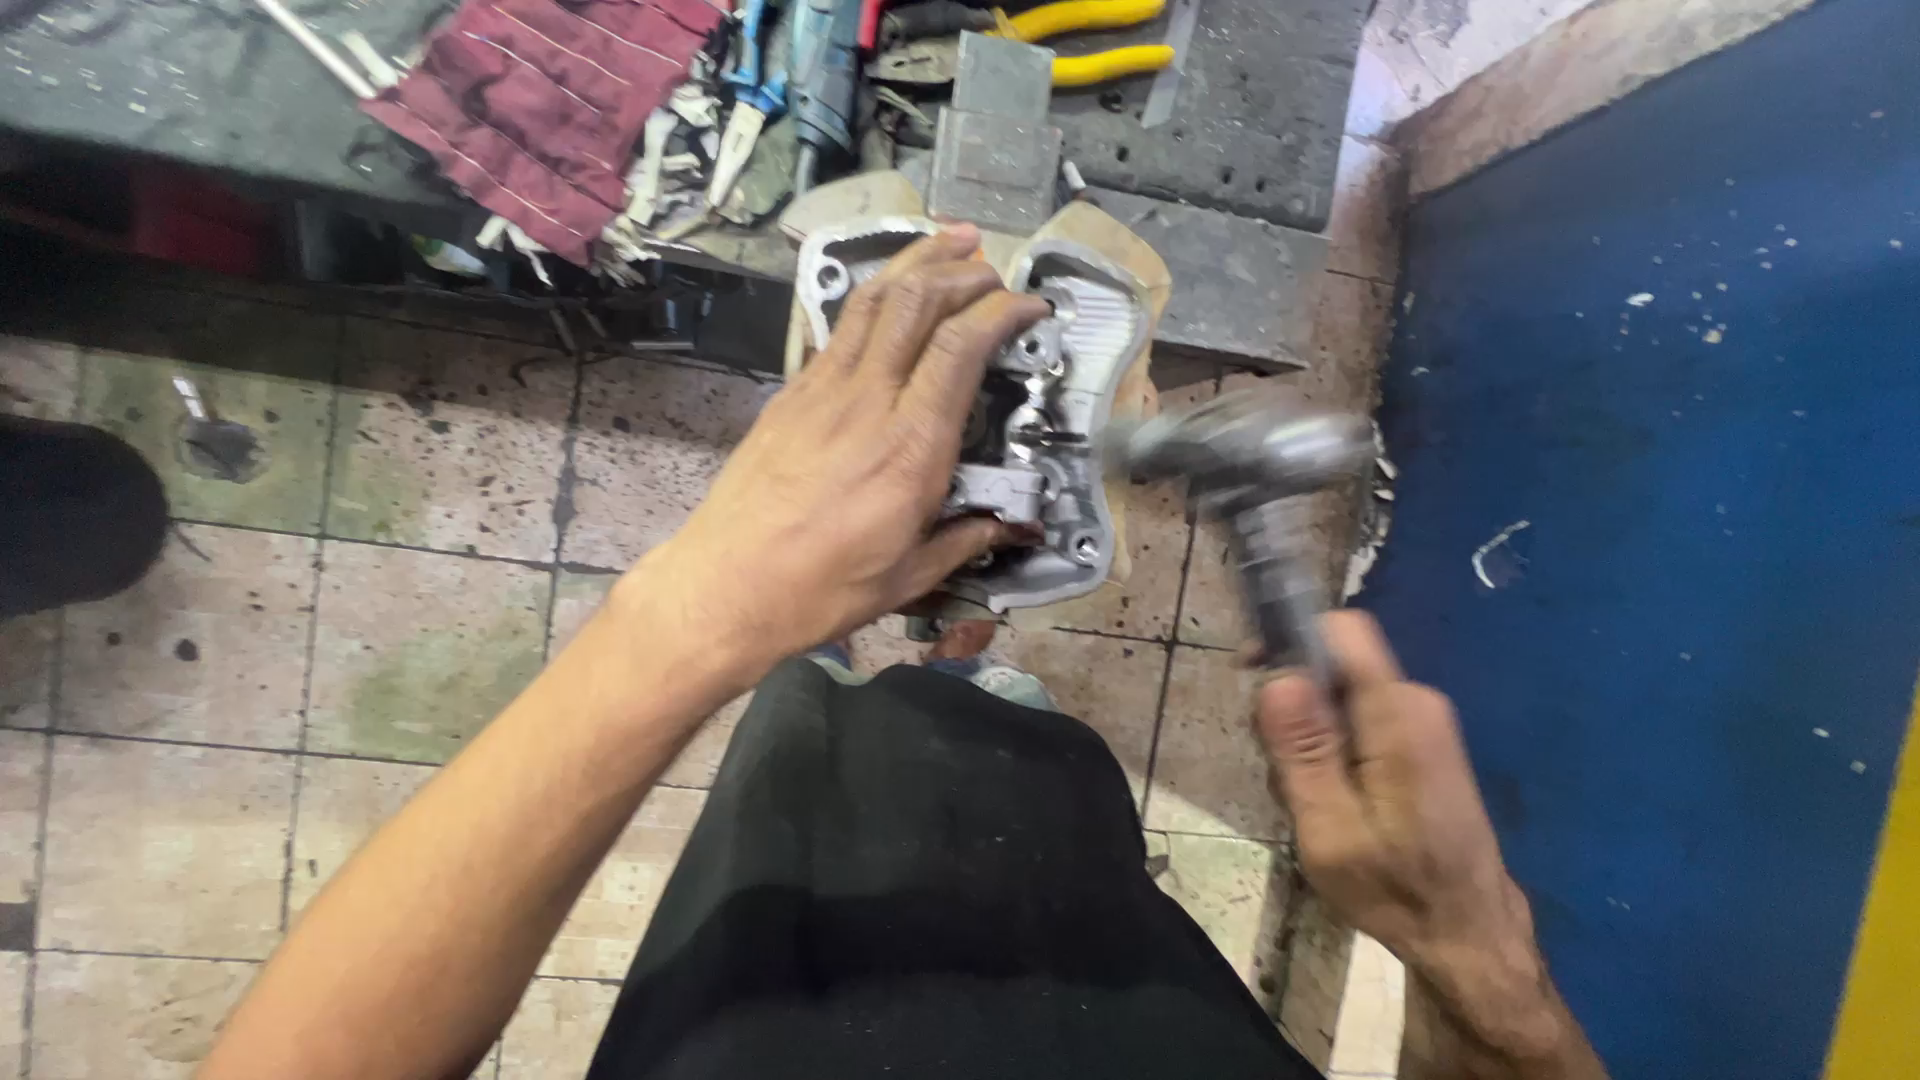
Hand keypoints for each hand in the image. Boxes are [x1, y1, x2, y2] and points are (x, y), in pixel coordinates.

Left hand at [617, 225, 1048, 674]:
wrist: (726, 586)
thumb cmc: (823, 589)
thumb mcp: (911, 575)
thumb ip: (969, 539)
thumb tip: (1015, 527)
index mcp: (911, 447)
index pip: (962, 347)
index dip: (1002, 311)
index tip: (1030, 306)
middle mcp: (868, 402)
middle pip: (917, 304)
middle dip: (963, 271)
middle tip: (994, 268)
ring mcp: (822, 390)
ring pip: (873, 300)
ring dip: (916, 262)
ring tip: (950, 240)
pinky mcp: (791, 394)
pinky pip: (840, 327)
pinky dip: (874, 297)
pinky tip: (889, 296)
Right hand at [1258, 613, 1604, 1077]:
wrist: (1468, 936)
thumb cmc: (1396, 890)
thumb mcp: (1330, 829)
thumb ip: (1304, 751)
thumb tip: (1278, 677)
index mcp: (1398, 717)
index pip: (1343, 631)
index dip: (1290, 638)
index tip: (1252, 676)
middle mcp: (1415, 703)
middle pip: (1328, 665)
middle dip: (1289, 708)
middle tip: (1281, 775)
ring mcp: (1418, 720)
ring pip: (1333, 694)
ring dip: (1305, 738)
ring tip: (1307, 801)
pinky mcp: (1415, 738)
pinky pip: (1352, 717)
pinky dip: (1326, 749)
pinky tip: (1329, 800)